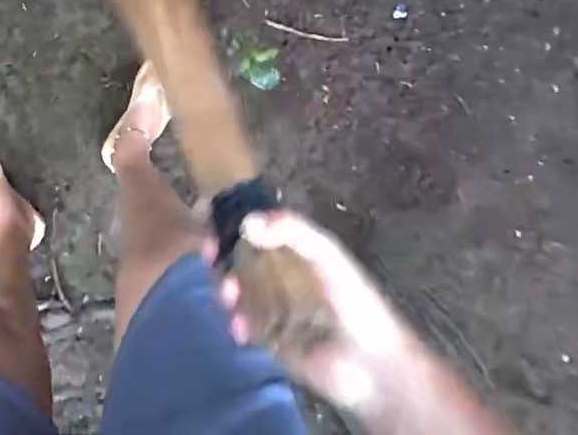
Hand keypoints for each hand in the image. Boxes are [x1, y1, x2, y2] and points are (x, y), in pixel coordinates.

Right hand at [215, 211, 508, 434]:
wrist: (373, 366)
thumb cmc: (353, 299)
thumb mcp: (326, 252)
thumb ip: (290, 229)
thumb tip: (246, 223)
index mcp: (291, 245)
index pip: (252, 221)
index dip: (227, 214)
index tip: (205, 209)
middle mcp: (276, 270)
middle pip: (235, 251)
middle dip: (217, 248)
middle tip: (208, 250)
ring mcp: (270, 303)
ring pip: (233, 285)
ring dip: (224, 284)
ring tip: (229, 293)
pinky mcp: (268, 337)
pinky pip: (242, 323)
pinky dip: (236, 322)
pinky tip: (241, 327)